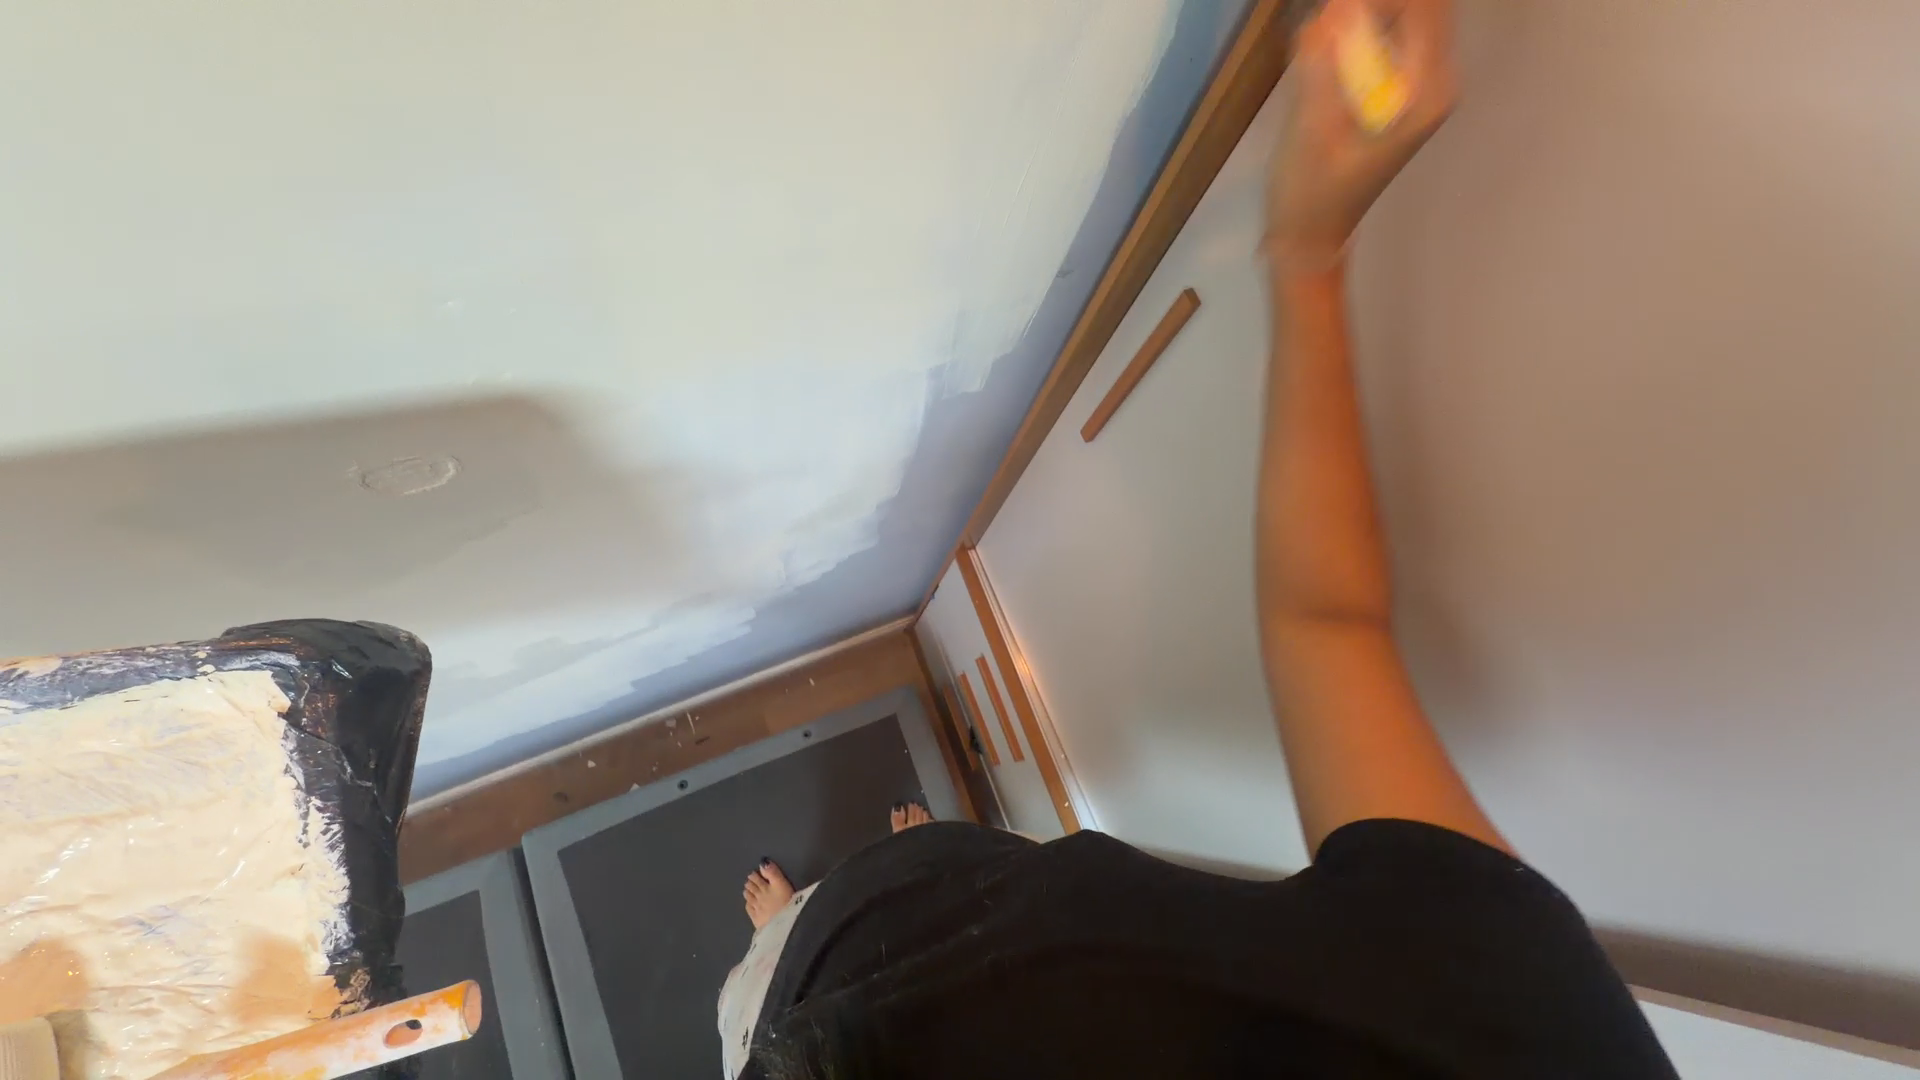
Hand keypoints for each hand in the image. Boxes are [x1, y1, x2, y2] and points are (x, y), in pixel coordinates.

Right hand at [1265, 0, 1456, 265]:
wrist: (1307, 242)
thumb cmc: (1310, 196)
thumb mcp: (1310, 131)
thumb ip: (1321, 66)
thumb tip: (1322, 14)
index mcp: (1428, 91)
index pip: (1422, 6)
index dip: (1372, 1)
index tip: (1329, 13)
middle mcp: (1432, 83)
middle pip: (1415, 8)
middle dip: (1364, 9)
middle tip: (1320, 28)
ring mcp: (1413, 89)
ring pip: (1397, 20)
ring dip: (1355, 21)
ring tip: (1316, 43)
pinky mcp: (1391, 95)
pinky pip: (1381, 42)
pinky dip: (1353, 37)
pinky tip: (1320, 53)